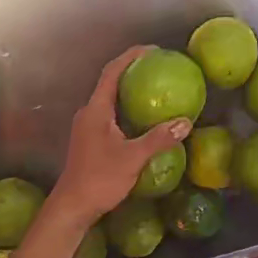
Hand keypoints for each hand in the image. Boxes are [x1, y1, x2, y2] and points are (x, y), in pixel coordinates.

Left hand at [48, 46, 191, 224]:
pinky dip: (128, 110)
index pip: (112, 73)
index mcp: (96, 110)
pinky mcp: (91, 140)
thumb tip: (185, 122)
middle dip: (133, 71)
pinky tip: (145, 119)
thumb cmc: (99, 179)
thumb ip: (158, 139)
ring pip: (111, 100)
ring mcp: (88, 127)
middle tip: (158, 68)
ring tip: (155, 89)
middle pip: (110, 83)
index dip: (130, 57)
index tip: (152, 50)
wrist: (72, 207)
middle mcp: (89, 113)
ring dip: (130, 91)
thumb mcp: (133, 158)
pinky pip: (111, 115)